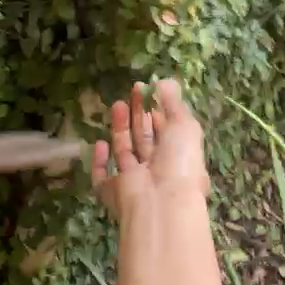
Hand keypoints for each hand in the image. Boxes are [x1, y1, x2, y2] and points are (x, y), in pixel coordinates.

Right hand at [91, 79, 208, 219]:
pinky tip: (100, 143)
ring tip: (119, 103)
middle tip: (134, 89)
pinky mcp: (114, 193)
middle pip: (146, 139)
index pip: (168, 132)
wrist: (160, 203)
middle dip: (140, 114)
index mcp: (179, 160)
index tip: (151, 89)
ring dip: (122, 127)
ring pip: (125, 151)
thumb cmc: (178, 162)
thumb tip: (164, 81)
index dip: (159, 110)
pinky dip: (100, 162)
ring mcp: (135, 182)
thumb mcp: (184, 125)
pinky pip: (103, 178)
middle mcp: (157, 172)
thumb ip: (174, 102)